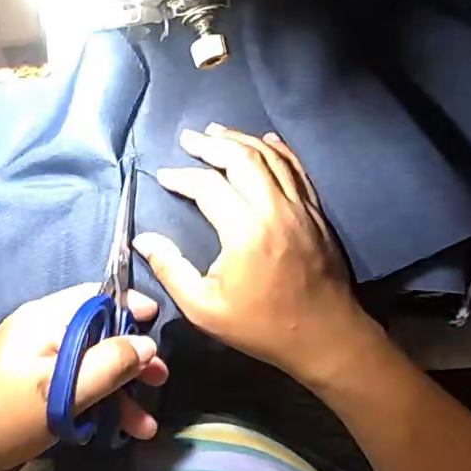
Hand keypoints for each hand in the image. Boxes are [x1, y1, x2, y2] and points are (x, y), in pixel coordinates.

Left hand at [0, 284, 168, 470]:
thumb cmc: (5, 418)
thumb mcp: (62, 392)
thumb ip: (108, 365)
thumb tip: (146, 343)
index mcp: (43, 319)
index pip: (94, 297)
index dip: (127, 307)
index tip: (158, 323)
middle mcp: (41, 333)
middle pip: (97, 334)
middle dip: (130, 358)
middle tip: (160, 381)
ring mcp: (38, 363)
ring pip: (90, 366)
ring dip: (119, 392)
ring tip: (145, 426)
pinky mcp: (36, 390)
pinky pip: (76, 387)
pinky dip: (97, 405)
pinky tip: (118, 431)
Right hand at [133, 125, 379, 388]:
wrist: (327, 338)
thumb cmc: (261, 326)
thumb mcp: (204, 308)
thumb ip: (171, 269)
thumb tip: (143, 239)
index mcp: (245, 231)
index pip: (208, 186)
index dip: (181, 176)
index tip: (163, 176)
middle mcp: (275, 209)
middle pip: (242, 158)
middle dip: (211, 144)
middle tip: (189, 138)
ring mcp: (301, 208)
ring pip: (270, 157)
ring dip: (241, 139)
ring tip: (217, 131)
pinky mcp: (316, 213)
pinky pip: (297, 169)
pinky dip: (279, 150)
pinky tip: (266, 140)